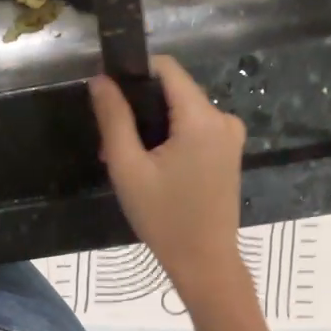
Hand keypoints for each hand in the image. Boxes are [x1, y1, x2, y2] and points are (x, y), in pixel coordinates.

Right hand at [90, 56, 247, 286]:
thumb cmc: (163, 216)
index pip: (167, 68)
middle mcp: (223, 118)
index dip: (134, 72)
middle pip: (173, 90)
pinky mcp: (228, 151)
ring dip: (150, 126)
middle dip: (138, 107)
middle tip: (110, 143)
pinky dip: (167, 137)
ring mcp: (230, 135)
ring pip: (180, 110)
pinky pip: (192, 128)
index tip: (106, 94)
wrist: (204, 262)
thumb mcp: (128, 167)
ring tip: (125, 160)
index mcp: (201, 118)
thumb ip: (113, 118)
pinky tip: (149, 166)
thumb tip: (100, 80)